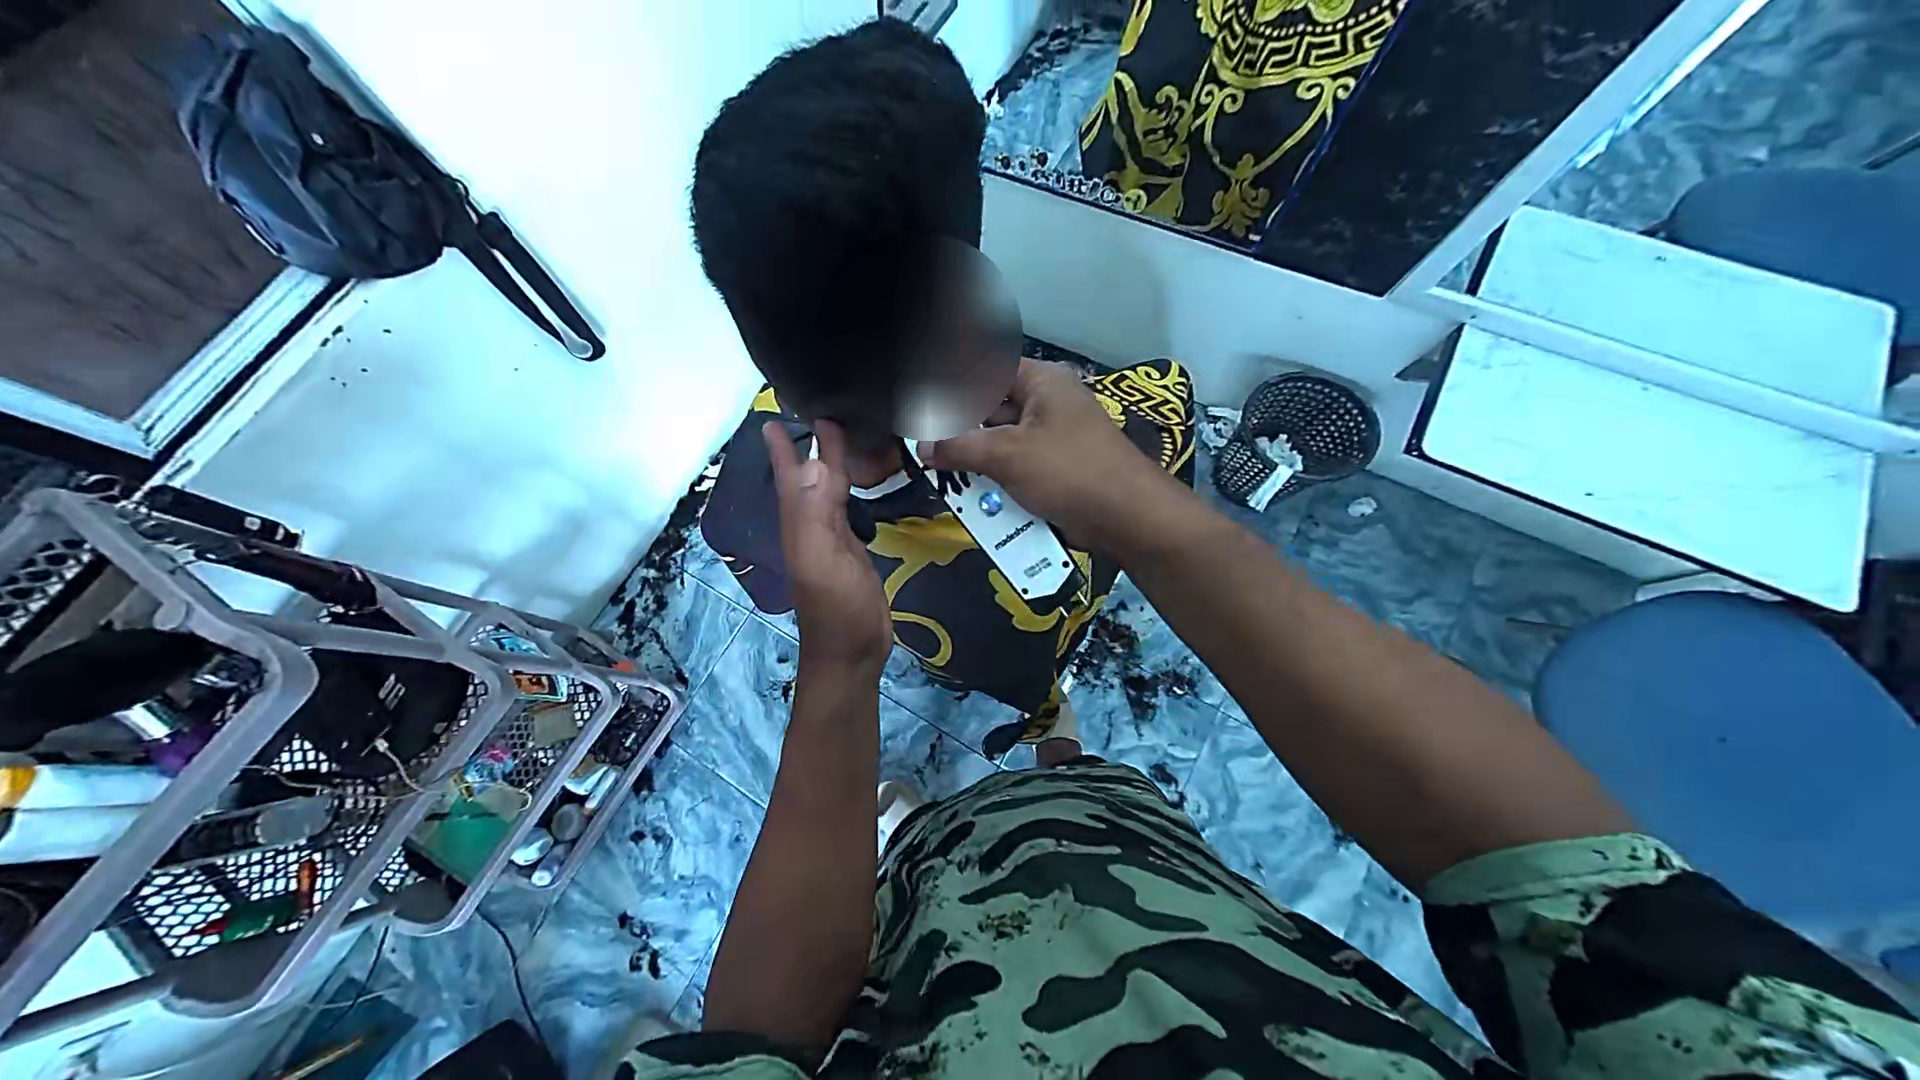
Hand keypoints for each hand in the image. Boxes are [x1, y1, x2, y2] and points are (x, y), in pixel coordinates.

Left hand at [763, 420, 891, 673]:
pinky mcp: (851, 548)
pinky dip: (849, 485)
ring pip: (825, 487)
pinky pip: (845, 505)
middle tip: (815, 408)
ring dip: (826, 459)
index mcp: (799, 520)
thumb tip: (812, 459)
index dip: (785, 441)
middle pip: (805, 473)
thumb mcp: (822, 557)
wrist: (853, 652)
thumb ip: (816, 511)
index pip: (791, 470)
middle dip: (804, 441)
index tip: (784, 404)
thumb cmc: (837, 609)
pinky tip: (854, 479)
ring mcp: (830, 536)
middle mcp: (810, 523)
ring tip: (835, 432)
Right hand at [921, 359, 1184, 554]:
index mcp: (1040, 383)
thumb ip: (959, 447)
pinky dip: (989, 475)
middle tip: (920, 437)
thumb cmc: (1069, 471)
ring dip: (969, 454)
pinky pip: (1011, 466)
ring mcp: (1048, 439)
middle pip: (988, 405)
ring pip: (996, 440)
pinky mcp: (1050, 470)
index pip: (987, 366)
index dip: (954, 379)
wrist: (1126, 518)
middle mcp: (1044, 404)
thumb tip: (921, 445)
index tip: (923, 399)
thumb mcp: (1008, 455)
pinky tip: (964, 487)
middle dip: (955, 423)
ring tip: (934, 464)